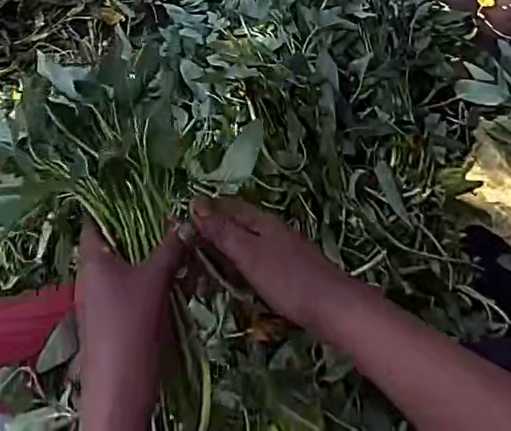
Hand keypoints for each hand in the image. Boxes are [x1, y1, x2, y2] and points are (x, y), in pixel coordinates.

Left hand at [74, 219, 187, 430]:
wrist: (119, 394)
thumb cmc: (130, 328)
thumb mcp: (155, 281)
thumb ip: (171, 248)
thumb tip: (188, 222)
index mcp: (92, 259)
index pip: (94, 219)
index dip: (111, 202)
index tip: (135, 189)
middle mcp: (88, 276)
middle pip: (111, 241)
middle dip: (137, 229)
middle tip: (165, 216)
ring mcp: (96, 300)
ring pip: (120, 266)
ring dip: (143, 255)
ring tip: (171, 245)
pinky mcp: (106, 321)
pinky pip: (124, 287)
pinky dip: (143, 278)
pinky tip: (167, 279)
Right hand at [191, 197, 354, 333]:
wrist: (334, 308)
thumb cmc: (287, 279)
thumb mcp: (249, 254)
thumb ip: (223, 231)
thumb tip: (196, 202)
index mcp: (259, 219)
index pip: (224, 206)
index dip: (202, 212)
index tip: (177, 224)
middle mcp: (269, 228)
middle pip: (233, 224)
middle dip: (209, 235)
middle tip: (185, 255)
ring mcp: (280, 249)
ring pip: (243, 244)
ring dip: (221, 255)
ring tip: (202, 273)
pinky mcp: (286, 270)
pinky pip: (253, 261)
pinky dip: (237, 268)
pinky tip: (232, 282)